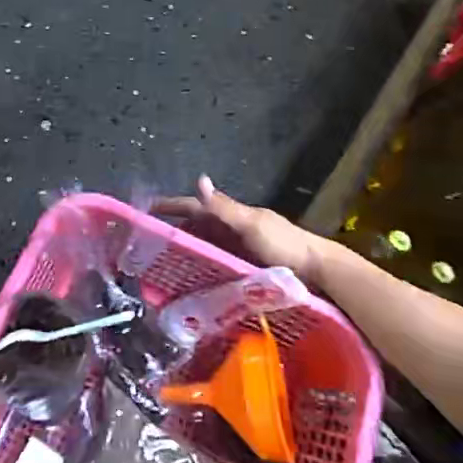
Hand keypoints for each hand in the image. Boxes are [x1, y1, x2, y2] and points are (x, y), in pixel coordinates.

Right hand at [154, 177, 342, 285]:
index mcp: (232, 215)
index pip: (194, 207)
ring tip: (160, 269)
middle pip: (196, 229)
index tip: (145, 211)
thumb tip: (200, 180)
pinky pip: (215, 266)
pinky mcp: (243, 269)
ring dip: (185, 255)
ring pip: (204, 248)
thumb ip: (224, 207)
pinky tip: (188, 283)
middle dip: (173, 234)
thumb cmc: (284, 244)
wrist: (316, 271)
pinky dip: (200, 271)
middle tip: (145, 249)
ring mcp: (238, 250)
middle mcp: (231, 230)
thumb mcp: (251, 224)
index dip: (171, 207)